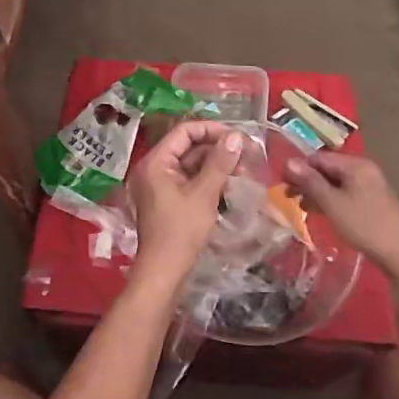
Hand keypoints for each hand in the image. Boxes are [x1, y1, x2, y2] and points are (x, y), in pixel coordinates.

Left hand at [127, 121, 244, 281]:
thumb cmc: (181, 230)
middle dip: (216, 150)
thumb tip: (235, 136)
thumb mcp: (204, 194)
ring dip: (214, 166)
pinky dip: (206, 181)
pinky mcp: (165, 200)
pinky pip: (187, 181)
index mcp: (155, 162)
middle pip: (186, 147)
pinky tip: (228, 185)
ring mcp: (157, 185)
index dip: (211, 130)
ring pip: (189, 165)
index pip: (183, 132)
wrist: (164, 268)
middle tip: (246, 156)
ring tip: (242, 171)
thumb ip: (219, 163)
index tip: (238, 137)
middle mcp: (152, 168)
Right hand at [282, 151, 398, 268]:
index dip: (298, 168)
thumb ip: (309, 180)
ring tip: (301, 206)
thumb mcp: (331, 202)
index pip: (318, 158)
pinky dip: (328, 198)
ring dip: (315, 191)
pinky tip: (318, 210)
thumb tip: (288, 161)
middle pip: (326, 168)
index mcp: (356, 165)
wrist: (397, 252)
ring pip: (333, 181)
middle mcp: (363, 169)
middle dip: (306, 181)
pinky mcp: (369, 198)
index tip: (283, 184)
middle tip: (288, 196)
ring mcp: (368, 184)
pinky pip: (343, 191)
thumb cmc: (362, 224)